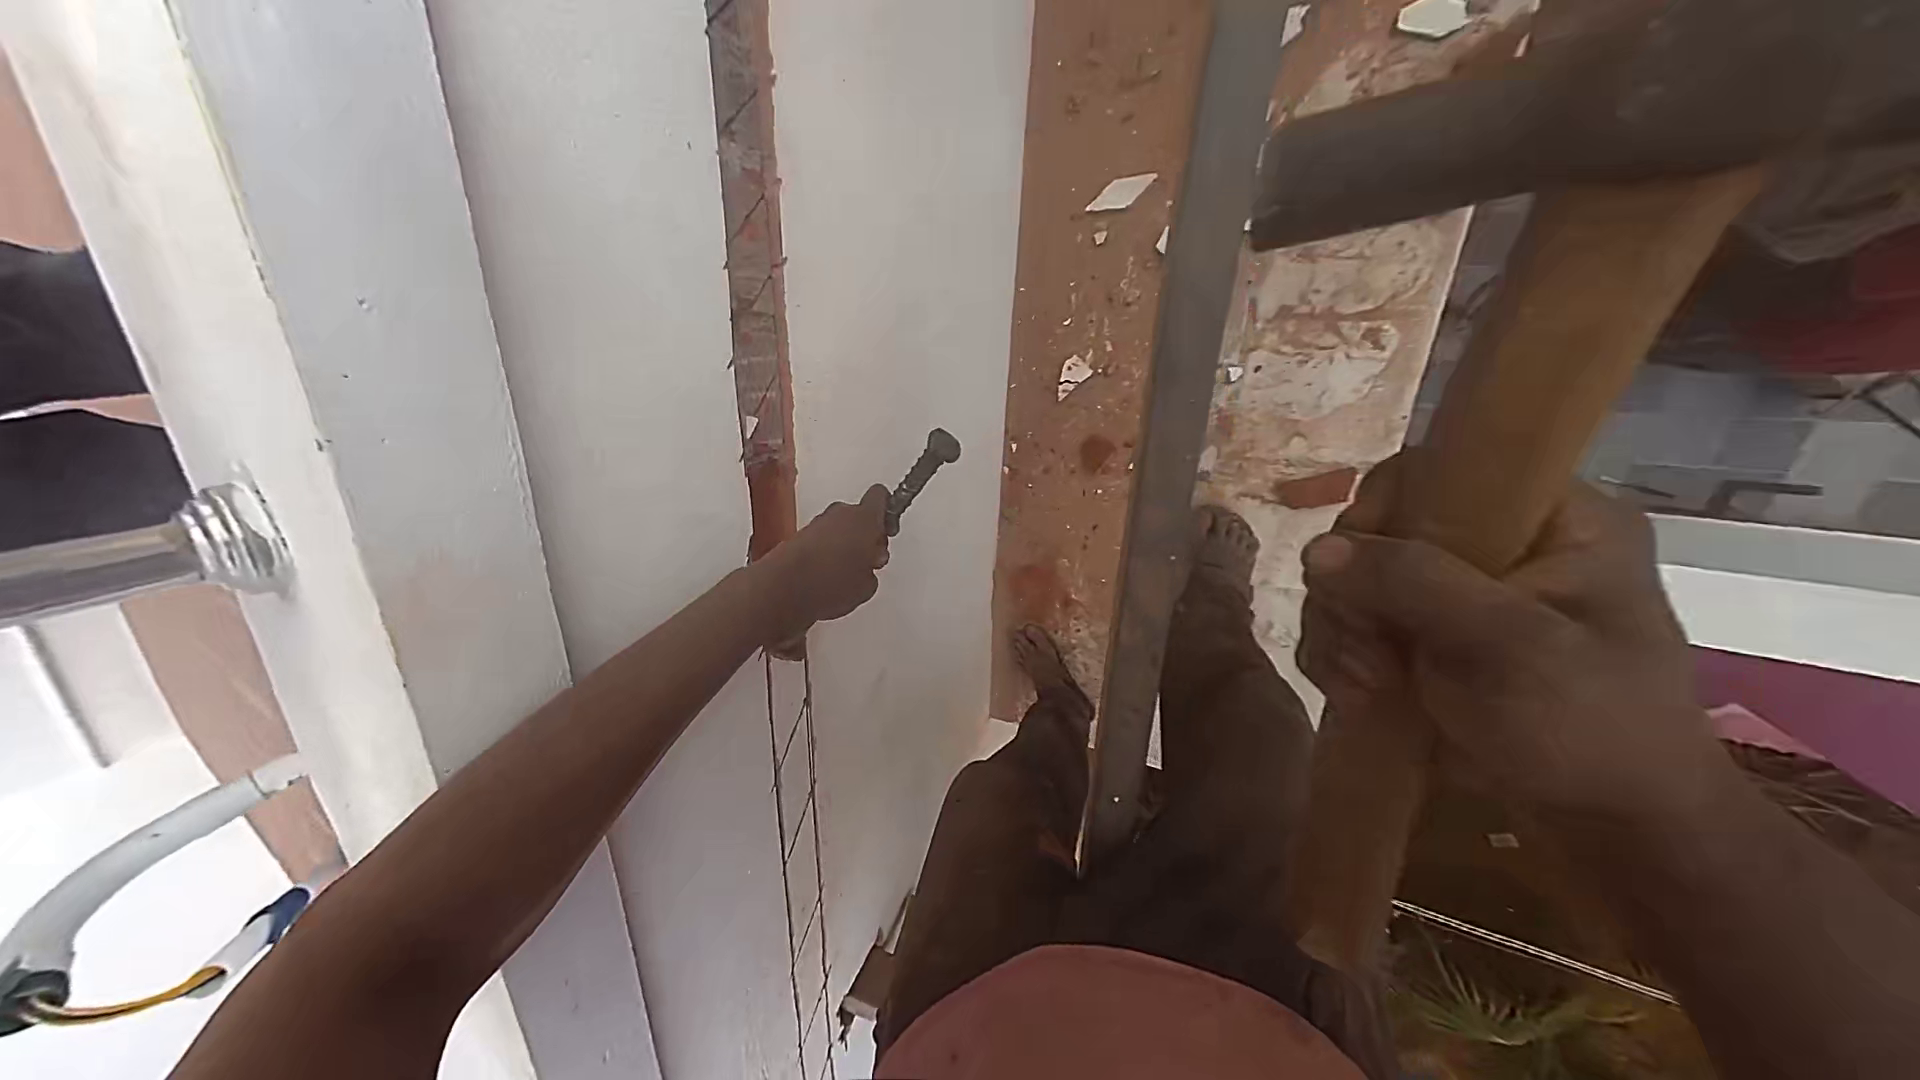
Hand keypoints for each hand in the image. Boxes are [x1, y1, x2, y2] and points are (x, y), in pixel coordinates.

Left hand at [762, 485, 889, 644]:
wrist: (785, 588)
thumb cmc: (830, 581)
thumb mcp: (867, 585)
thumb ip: (872, 570)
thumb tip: (865, 570)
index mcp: (864, 517)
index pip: (881, 497)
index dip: (887, 514)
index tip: (888, 530)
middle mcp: (839, 514)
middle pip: (859, 515)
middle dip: (865, 535)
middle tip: (869, 559)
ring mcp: (816, 524)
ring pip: (838, 528)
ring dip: (844, 545)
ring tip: (847, 574)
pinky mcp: (797, 537)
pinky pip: (820, 541)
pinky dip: (825, 553)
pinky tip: (827, 577)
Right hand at [1297, 453, 1730, 822]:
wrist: (1606, 825)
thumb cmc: (1587, 728)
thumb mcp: (1511, 647)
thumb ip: (1417, 585)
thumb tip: (1317, 550)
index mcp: (1546, 518)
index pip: (1434, 472)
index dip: (1382, 511)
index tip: (1360, 568)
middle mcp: (1489, 545)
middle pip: (1373, 532)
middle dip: (1352, 594)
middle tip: (1368, 649)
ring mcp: (1445, 594)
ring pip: (1347, 581)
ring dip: (1341, 633)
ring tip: (1369, 684)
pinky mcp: (1414, 636)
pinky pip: (1344, 623)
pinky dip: (1338, 657)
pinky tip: (1363, 693)